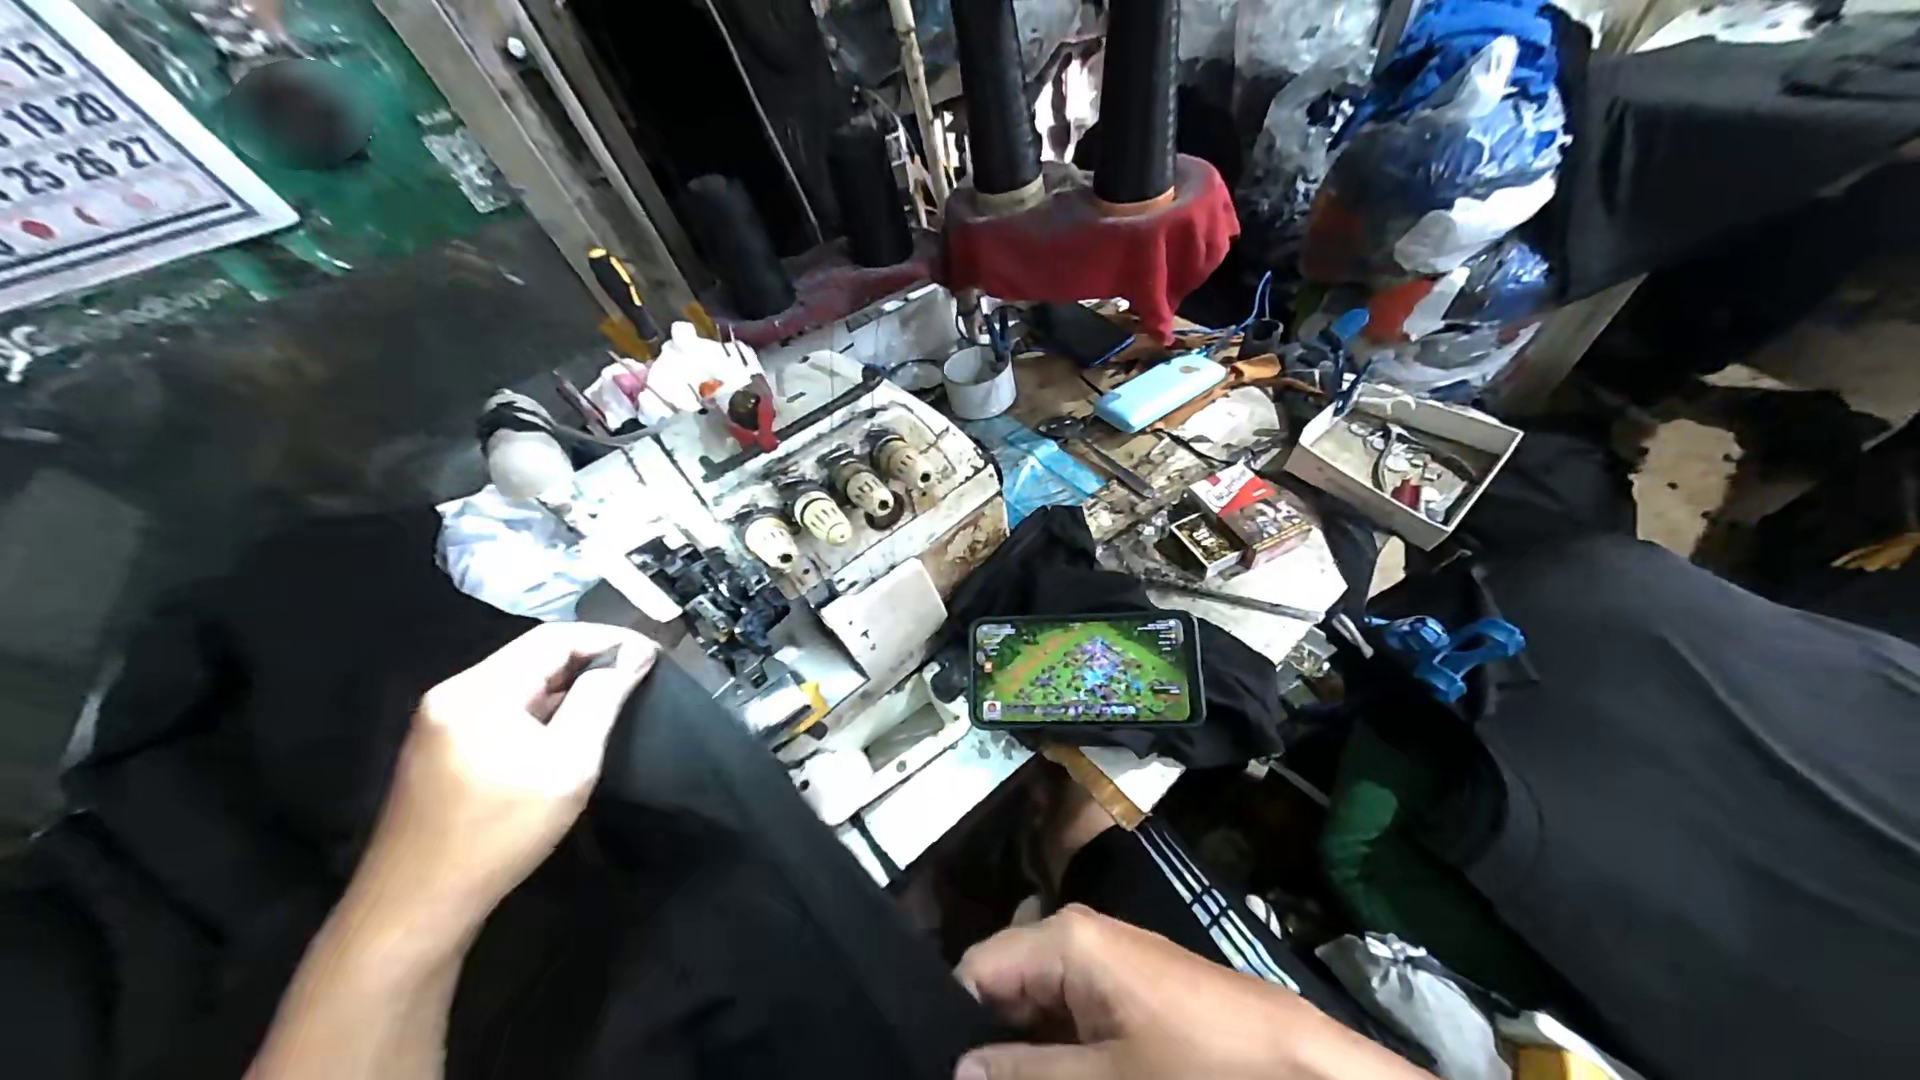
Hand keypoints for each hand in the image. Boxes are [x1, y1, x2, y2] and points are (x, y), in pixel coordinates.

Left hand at [345, 623, 658, 946]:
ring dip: (568, 679)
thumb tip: (633, 654)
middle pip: (533, 653)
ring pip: (519, 678)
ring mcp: (440, 719)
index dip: (609, 638)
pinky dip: (543, 702)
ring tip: (613, 693)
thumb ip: (601, 699)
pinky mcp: (440, 744)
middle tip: (639, 673)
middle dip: (591, 656)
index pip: (555, 637)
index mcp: (480, 690)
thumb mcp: (569, 763)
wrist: (414, 908)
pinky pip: (502, 703)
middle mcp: (453, 692)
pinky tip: (566, 723)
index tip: (652, 654)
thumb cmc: (500, 832)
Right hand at [955, 905, 1433, 1079]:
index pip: (977, 968)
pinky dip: (1060, 1054)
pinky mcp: (1130, 989)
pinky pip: (1073, 1016)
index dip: (955, 1024)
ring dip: (1026, 1056)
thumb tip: (958, 1070)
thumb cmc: (1199, 1067)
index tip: (945, 1078)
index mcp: (1065, 937)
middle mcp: (1078, 935)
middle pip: (1006, 986)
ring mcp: (1107, 960)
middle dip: (992, 1046)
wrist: (1305, 1069)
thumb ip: (1023, 1074)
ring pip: (1038, 1006)